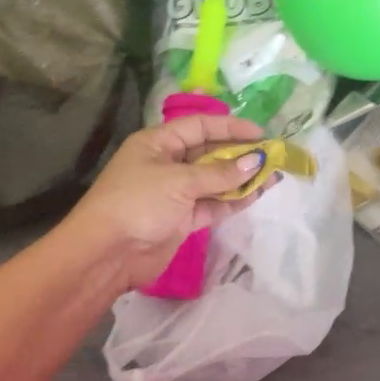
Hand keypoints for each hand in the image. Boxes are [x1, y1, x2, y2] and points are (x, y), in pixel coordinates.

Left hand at [52, 114, 267, 293]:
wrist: (106, 254)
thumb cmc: (137, 203)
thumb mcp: (180, 181)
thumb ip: (221, 173)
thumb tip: (257, 160)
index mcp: (158, 143)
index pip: (200, 126)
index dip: (230, 127)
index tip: (261, 134)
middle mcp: (167, 163)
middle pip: (210, 152)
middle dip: (240, 154)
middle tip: (273, 156)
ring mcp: (175, 192)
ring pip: (215, 180)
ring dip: (242, 178)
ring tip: (273, 176)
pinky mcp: (181, 218)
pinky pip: (213, 204)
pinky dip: (233, 200)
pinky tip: (256, 194)